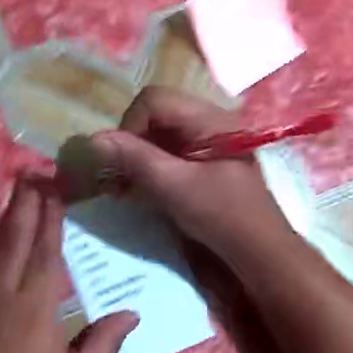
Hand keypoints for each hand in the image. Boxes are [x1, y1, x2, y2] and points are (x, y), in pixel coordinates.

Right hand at [89, 87, 297, 262]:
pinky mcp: (202, 163)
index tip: (122, 162)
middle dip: (131, 143)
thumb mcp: (175, 188)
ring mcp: (205, 142)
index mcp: (209, 119)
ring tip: (125, 188)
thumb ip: (135, 160)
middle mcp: (207, 122)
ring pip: (157, 135)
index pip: (154, 100)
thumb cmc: (223, 216)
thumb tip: (93, 139)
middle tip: (119, 178)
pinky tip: (138, 193)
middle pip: (154, 115)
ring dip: (137, 158)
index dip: (130, 126)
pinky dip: (148, 169)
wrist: (259, 251)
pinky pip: (167, 154)